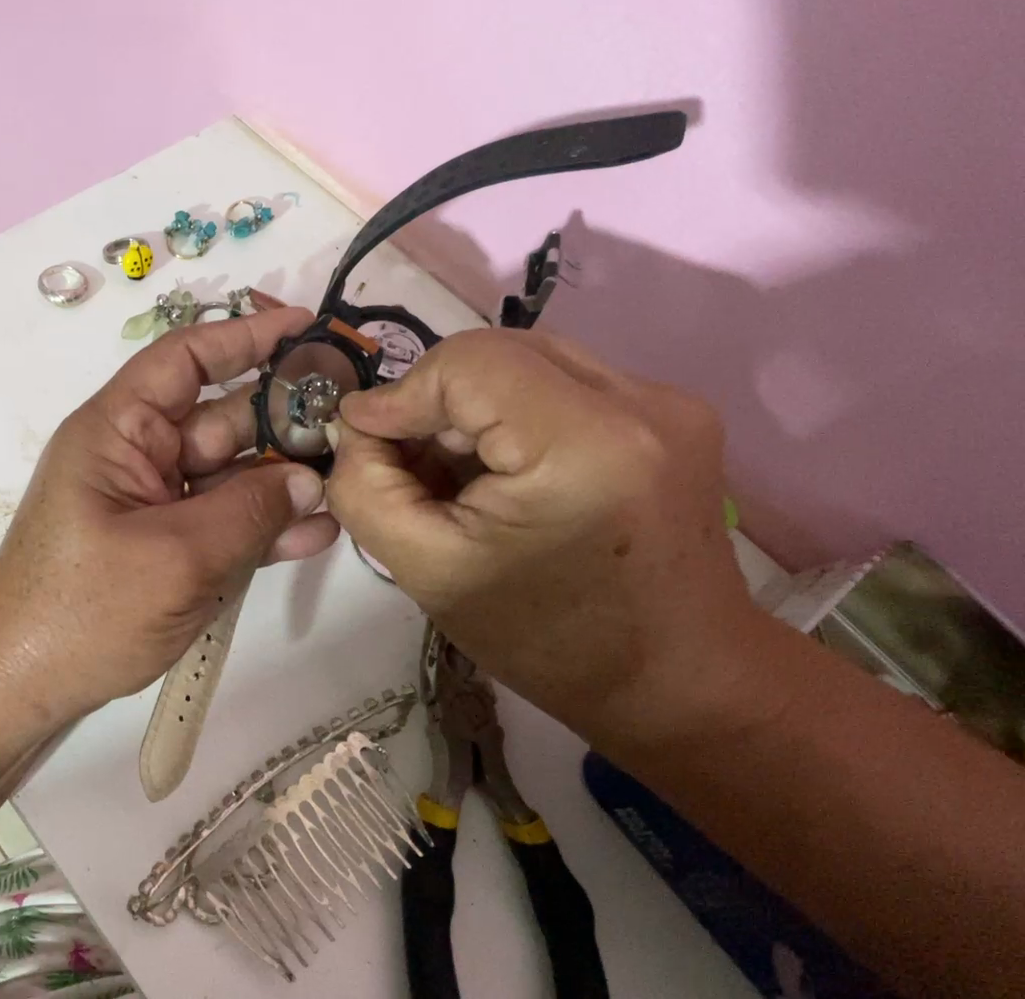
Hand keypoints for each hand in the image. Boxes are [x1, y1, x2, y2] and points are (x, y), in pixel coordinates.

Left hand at [0, 308, 339, 722]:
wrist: (24, 684)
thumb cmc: (85, 609)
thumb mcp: (177, 556)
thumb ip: (250, 512)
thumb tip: (309, 479)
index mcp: (117, 431)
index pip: (183, 360)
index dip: (244, 337)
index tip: (306, 327)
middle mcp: (134, 456)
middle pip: (219, 419)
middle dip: (283, 421)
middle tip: (356, 423)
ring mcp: (150, 504)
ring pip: (227, 475)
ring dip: (283, 481)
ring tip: (351, 480)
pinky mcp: (162, 547)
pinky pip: (218, 522)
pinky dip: (261, 527)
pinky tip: (318, 533)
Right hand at [324, 329, 758, 730]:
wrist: (673, 679)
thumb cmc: (544, 638)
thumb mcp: (423, 570)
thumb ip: (364, 486)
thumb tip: (357, 423)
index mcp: (584, 446)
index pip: (466, 363)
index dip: (402, 395)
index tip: (368, 443)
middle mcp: (640, 403)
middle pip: (495, 351)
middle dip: (432, 401)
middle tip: (409, 463)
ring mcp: (665, 402)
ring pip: (523, 361)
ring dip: (467, 406)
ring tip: (455, 473)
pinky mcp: (668, 413)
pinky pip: (557, 383)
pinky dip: (507, 414)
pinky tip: (501, 471)